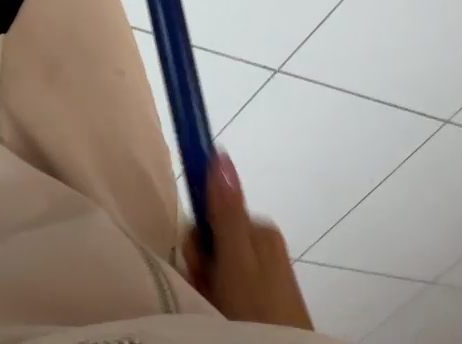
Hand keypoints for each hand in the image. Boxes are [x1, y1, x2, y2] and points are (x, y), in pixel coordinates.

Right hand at [184, 154, 313, 329]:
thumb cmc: (257, 305)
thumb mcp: (236, 255)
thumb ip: (225, 207)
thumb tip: (220, 153)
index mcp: (260, 227)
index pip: (213, 207)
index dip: (198, 228)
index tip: (197, 251)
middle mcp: (263, 243)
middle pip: (213, 236)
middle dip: (201, 259)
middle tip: (206, 282)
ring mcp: (263, 270)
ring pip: (216, 262)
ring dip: (206, 280)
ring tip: (213, 300)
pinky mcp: (260, 295)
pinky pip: (226, 283)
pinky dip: (217, 295)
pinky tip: (221, 309)